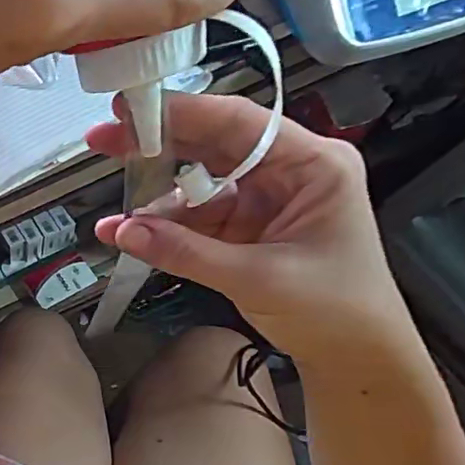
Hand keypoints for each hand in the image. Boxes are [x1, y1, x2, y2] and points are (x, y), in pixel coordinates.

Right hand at [89, 93, 415, 364]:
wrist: (357, 356)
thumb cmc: (336, 310)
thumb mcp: (260, 277)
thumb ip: (187, 252)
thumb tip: (124, 231)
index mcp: (312, 164)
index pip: (239, 123)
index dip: (182, 113)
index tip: (131, 108)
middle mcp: (287, 171)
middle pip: (213, 143)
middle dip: (158, 143)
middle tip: (107, 138)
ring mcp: (263, 200)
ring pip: (200, 180)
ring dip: (156, 190)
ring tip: (112, 195)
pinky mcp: (246, 227)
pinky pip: (198, 216)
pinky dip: (164, 224)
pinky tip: (129, 230)